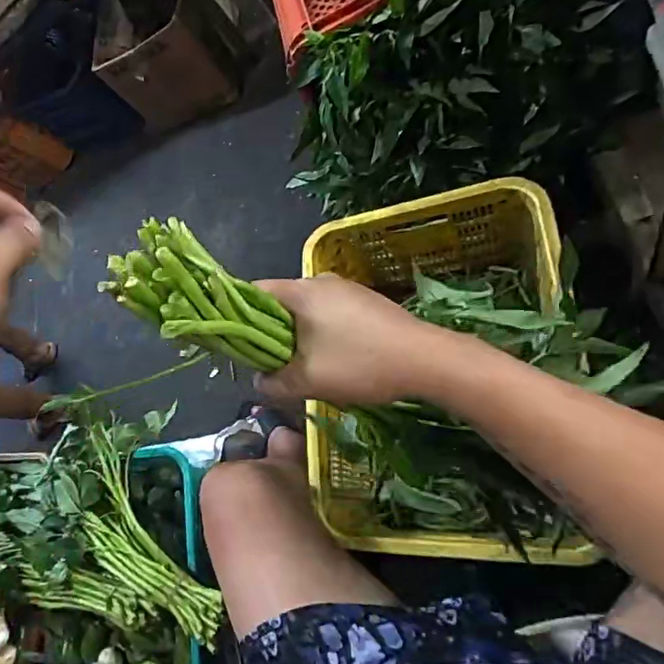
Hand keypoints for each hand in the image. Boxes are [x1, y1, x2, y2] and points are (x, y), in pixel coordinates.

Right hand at [253, 275, 448, 406]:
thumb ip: (274, 382)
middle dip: (269, 331)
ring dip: (297, 334)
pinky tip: (331, 358)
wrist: (428, 360)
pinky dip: (320, 332)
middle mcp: (321, 280)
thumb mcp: (309, 380)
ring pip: (306, 309)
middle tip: (267, 362)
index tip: (235, 342)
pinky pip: (329, 313)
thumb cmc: (360, 363)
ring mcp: (347, 289)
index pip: (253, 291)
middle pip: (279, 301)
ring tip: (299, 365)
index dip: (237, 315)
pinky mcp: (366, 302)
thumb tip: (258, 383)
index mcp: (301, 291)